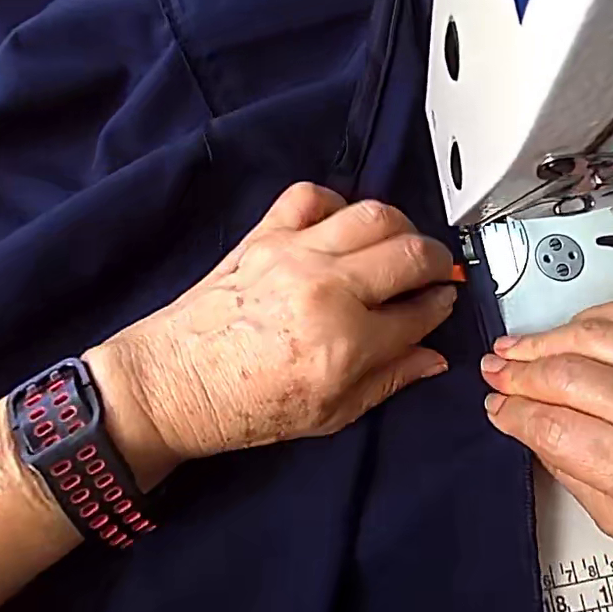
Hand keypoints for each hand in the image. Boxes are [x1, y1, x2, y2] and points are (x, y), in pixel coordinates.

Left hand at [87, 182, 457, 482]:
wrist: (171, 383)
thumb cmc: (241, 407)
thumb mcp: (327, 415)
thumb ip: (387, 381)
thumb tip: (431, 358)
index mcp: (345, 343)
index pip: (419, 312)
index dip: (439, 308)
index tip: (440, 304)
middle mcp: (326, 290)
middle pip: (410, 254)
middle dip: (435, 262)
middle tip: (432, 274)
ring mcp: (292, 256)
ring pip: (373, 215)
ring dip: (400, 227)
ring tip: (398, 246)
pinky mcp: (262, 238)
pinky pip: (310, 196)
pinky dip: (334, 203)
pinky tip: (339, 227)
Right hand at [478, 300, 612, 583]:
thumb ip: (566, 467)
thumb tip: (524, 419)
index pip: (554, 426)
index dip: (512, 412)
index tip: (496, 407)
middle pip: (565, 376)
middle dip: (517, 373)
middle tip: (495, 372)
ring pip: (589, 337)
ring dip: (541, 341)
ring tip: (515, 349)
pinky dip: (583, 321)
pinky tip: (563, 333)